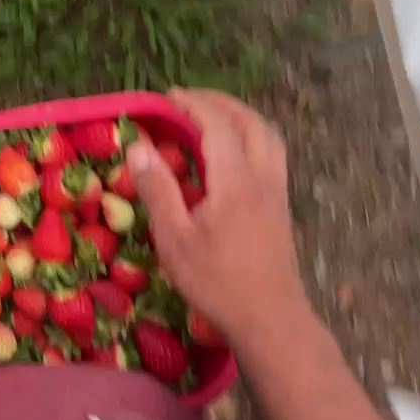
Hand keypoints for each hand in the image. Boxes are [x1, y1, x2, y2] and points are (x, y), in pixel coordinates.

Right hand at [129, 89, 310, 343]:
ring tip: (208, 117)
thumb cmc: (217, 282)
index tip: (167, 97)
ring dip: (239, 117)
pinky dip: (249, 137)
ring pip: (267, 136)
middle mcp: (262, 178)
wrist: (271, 323)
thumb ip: (157, 188)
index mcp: (235, 182)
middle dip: (219, 103)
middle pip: (251, 122)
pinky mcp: (280, 207)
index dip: (192, 104)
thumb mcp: (174, 239)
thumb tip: (138, 146)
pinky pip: (270, 154)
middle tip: (187, 100)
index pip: (217, 125)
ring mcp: (276, 193)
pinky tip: (228, 153)